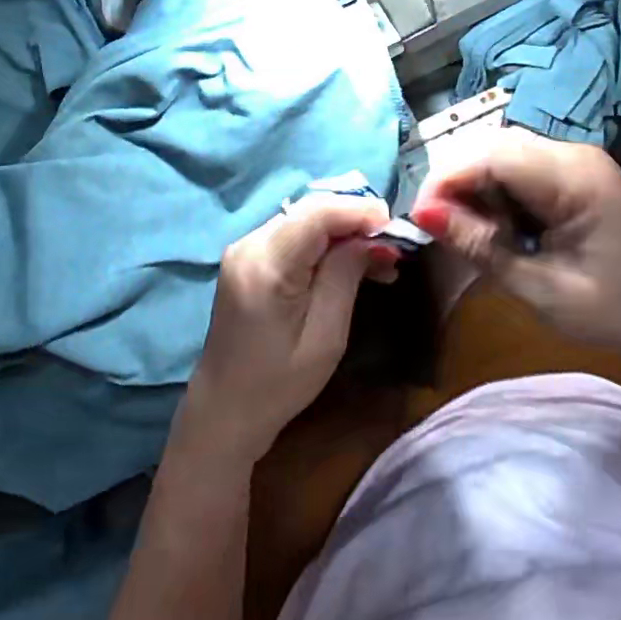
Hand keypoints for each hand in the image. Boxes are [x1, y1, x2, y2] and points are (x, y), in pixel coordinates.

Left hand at [181, 194, 397, 462]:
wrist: (226, 408)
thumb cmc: (279, 383)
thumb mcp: (325, 335)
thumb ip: (345, 276)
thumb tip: (370, 239)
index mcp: (266, 264)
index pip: (317, 213)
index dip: (359, 211)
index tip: (394, 228)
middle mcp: (249, 244)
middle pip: (310, 211)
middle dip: (355, 221)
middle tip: (392, 248)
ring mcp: (244, 249)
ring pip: (304, 221)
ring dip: (343, 233)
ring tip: (380, 262)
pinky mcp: (247, 259)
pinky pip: (292, 236)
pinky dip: (324, 244)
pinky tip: (349, 264)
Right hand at [410, 128, 620, 361]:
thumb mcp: (545, 291)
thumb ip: (483, 248)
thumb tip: (425, 215)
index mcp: (571, 176)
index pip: (488, 155)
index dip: (446, 181)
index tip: (421, 222)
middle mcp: (570, 154)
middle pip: (491, 147)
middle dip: (456, 184)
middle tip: (442, 233)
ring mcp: (574, 161)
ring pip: (500, 156)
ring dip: (475, 190)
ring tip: (471, 236)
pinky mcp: (574, 175)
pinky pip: (519, 170)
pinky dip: (496, 195)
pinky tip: (499, 229)